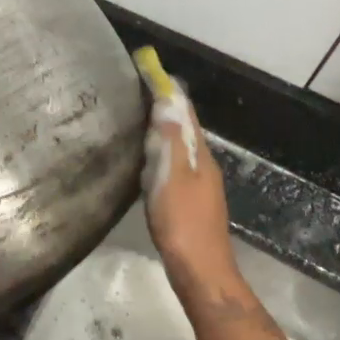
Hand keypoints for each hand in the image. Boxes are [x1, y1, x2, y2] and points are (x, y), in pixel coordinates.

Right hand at [139, 70, 233, 282]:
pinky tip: (145, 161)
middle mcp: (203, 165)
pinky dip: (160, 154)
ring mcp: (200, 186)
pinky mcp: (191, 203)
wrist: (200, 272)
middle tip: (136, 89)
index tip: (148, 68)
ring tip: (137, 119)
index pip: (185, 113)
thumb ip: (169, 141)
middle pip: (183, 129)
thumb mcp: (171, 178)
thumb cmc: (182, 223)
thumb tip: (167, 102)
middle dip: (163, 108)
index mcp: (200, 156)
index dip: (168, 91)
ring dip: (162, 131)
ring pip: (180, 148)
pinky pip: (175, 166)